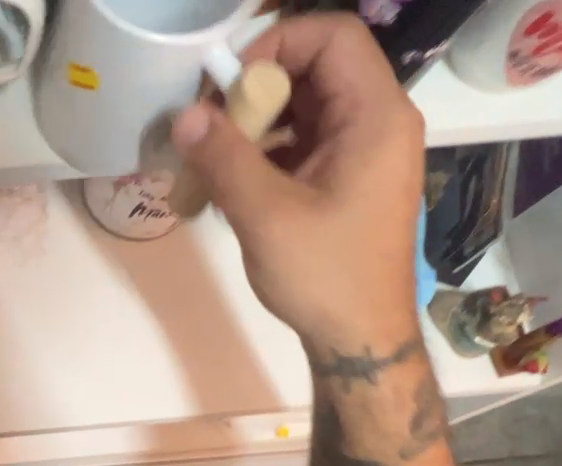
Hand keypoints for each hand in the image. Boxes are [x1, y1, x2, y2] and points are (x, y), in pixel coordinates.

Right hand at [173, 15, 424, 352]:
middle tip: (210, 124)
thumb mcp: (266, 216)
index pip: (332, 36)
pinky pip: (305, 144)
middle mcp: (377, 122)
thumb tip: (184, 117)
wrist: (359, 334)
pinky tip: (233, 183)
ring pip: (306, 108)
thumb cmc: (324, 274)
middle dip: (256, 88)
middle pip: (316, 69)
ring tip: (213, 157)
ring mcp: (363, 152)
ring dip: (256, 123)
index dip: (275, 44)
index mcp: (375, 116)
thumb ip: (224, 159)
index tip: (225, 87)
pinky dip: (267, 152)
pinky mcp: (347, 180)